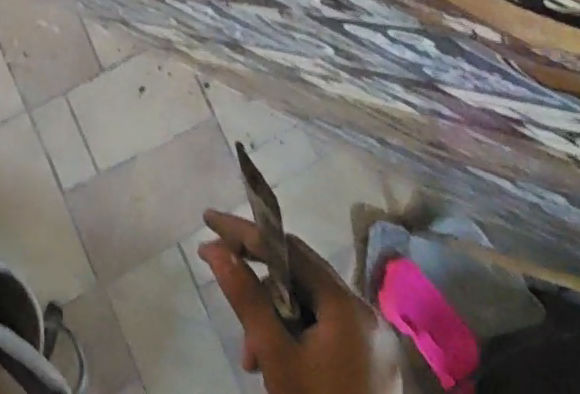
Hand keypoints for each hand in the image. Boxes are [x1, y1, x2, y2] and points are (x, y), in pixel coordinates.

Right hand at [196, 210, 403, 393]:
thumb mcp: (275, 354)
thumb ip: (246, 298)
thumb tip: (216, 250)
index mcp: (346, 306)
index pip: (290, 249)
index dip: (247, 233)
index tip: (208, 221)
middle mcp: (364, 312)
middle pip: (300, 273)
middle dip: (256, 278)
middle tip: (218, 273)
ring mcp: (371, 336)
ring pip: (309, 301)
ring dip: (272, 314)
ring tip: (251, 353)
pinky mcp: (369, 357)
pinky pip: (323, 324)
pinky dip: (293, 330)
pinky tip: (273, 358)